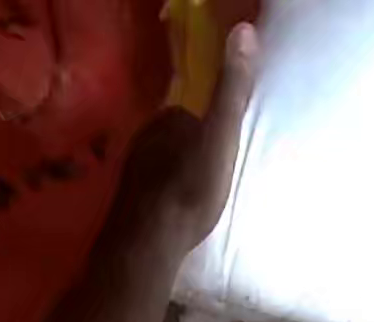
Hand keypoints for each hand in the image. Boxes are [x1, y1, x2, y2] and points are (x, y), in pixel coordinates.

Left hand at [105, 24, 259, 261]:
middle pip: (174, 141)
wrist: (152, 238)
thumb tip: (244, 30)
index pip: (191, 115)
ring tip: (196, 201)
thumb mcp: (221, 139)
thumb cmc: (191, 190)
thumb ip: (232, 91)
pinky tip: (176, 216)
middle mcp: (144, 138)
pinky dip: (164, 199)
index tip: (223, 152)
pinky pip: (151, 192)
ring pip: (160, 166)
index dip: (209, 132)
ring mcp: (133, 171)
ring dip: (176, 178)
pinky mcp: (129, 202)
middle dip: (190, 154)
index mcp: (168, 120)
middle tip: (212, 180)